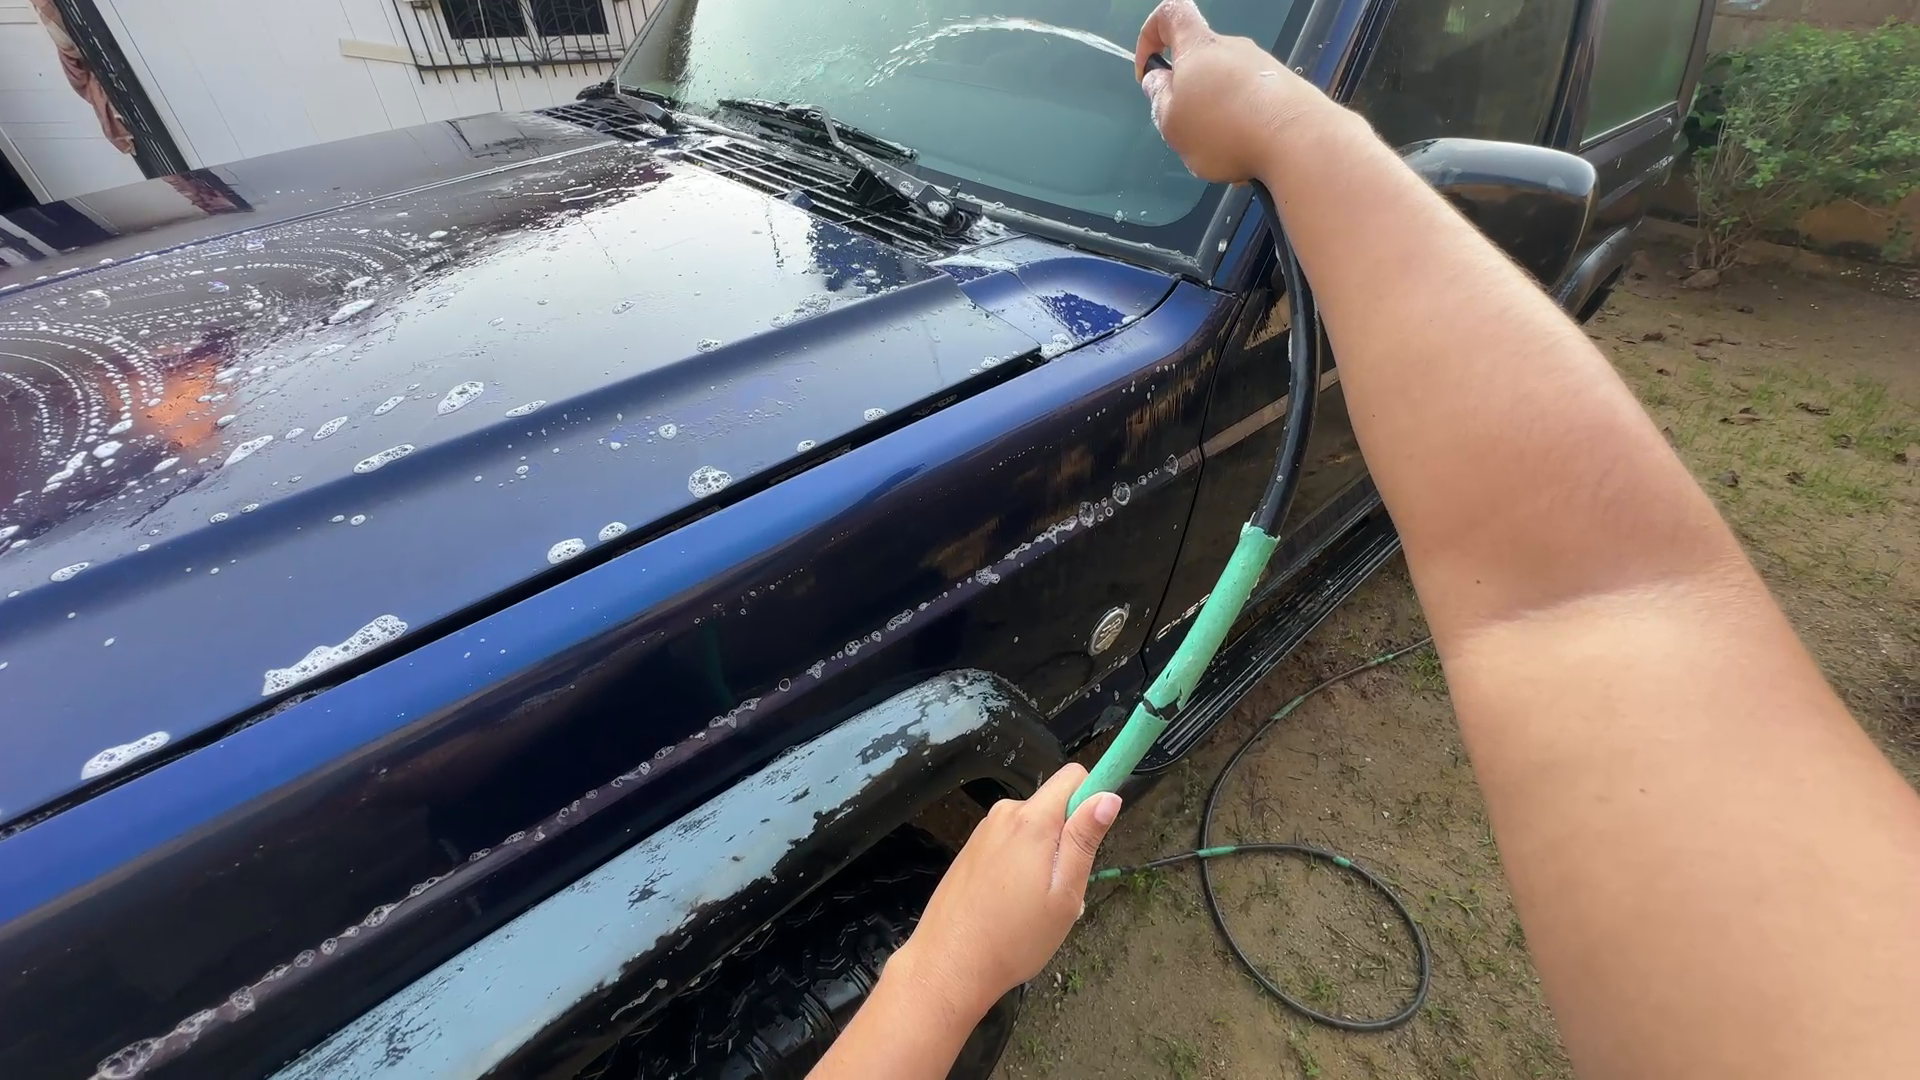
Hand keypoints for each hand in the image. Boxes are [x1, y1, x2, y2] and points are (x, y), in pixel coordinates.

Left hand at [888, 765, 1121, 1019]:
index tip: (1095, 834)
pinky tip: (1014, 903)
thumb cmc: (1014, 937)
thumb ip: (1085, 839)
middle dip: (1067, 838)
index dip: (1092, 797)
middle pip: (1053, 805)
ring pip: (1033, 828)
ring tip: (1036, 903)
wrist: (948, 963)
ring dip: (1044, 855)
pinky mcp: (973, 847)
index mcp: (1032, 820)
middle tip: (1063, 887)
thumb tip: (1107, 796)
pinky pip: (1011, 841)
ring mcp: (986, 829)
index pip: (1073, 776)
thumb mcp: (1064, 893)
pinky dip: (1021, 863)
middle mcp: (1006, 813)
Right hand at [1135, 0, 1328, 182]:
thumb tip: (1157, 79)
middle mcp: (1231, 47)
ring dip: (1212, 114)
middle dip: (1185, 94)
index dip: (1150, 34)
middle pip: (1198, 61)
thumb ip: (1158, 97)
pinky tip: (1242, 150)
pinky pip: (1247, 102)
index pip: (1171, 13)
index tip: (1147, 70)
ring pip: (1222, 86)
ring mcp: (1259, 65)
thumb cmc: (1222, 129)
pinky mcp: (1279, 87)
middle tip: (1184, 131)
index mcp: (1198, 48)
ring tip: (1217, 149)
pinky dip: (1236, 124)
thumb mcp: (1172, 122)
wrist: (1294, 138)